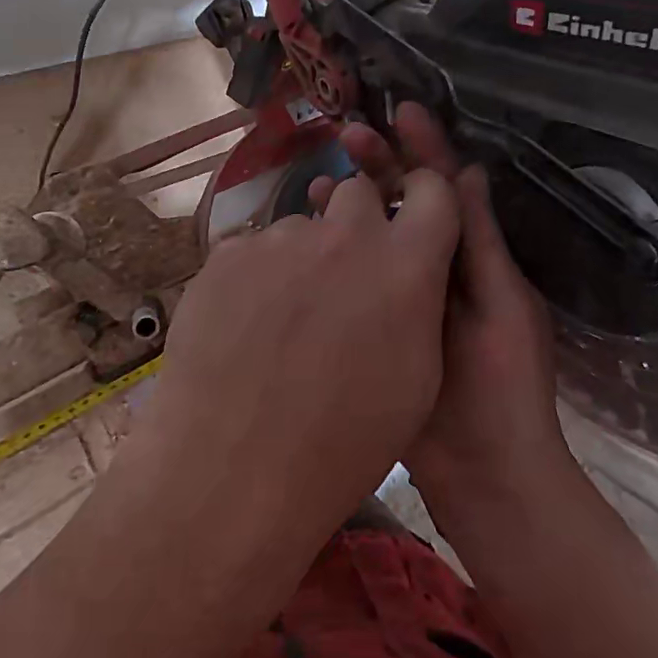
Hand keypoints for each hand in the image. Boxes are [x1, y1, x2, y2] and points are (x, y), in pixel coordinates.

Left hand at [123, 166, 460, 535]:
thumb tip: (409, 271)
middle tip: (343, 275)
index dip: (423, 199)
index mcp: (405, 264)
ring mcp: (278, 240)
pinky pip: (253, 251)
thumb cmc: (344, 440)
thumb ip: (420, 302)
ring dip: (302, 258)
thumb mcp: (417, 378)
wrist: (236, 466)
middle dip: (357, 221)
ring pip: (300, 228)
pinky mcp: (227, 254)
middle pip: (356, 193)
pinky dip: (255, 276)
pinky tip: (242, 326)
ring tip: (280, 320)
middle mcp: (343, 235)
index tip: (412, 216)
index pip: (431, 191)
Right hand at [307, 105, 563, 494]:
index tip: (401, 110)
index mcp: (474, 256)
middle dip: (383, 165)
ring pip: (377, 233)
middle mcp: (438, 265)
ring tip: (322, 184)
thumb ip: (481, 241)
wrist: (482, 469)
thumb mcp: (501, 304)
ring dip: (355, 203)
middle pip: (408, 202)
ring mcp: (405, 293)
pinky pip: (357, 273)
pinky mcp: (378, 320)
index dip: (427, 147)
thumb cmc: (503, 382)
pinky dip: (339, 249)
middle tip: (347, 136)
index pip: (448, 188)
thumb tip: (468, 171)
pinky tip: (312, 237)